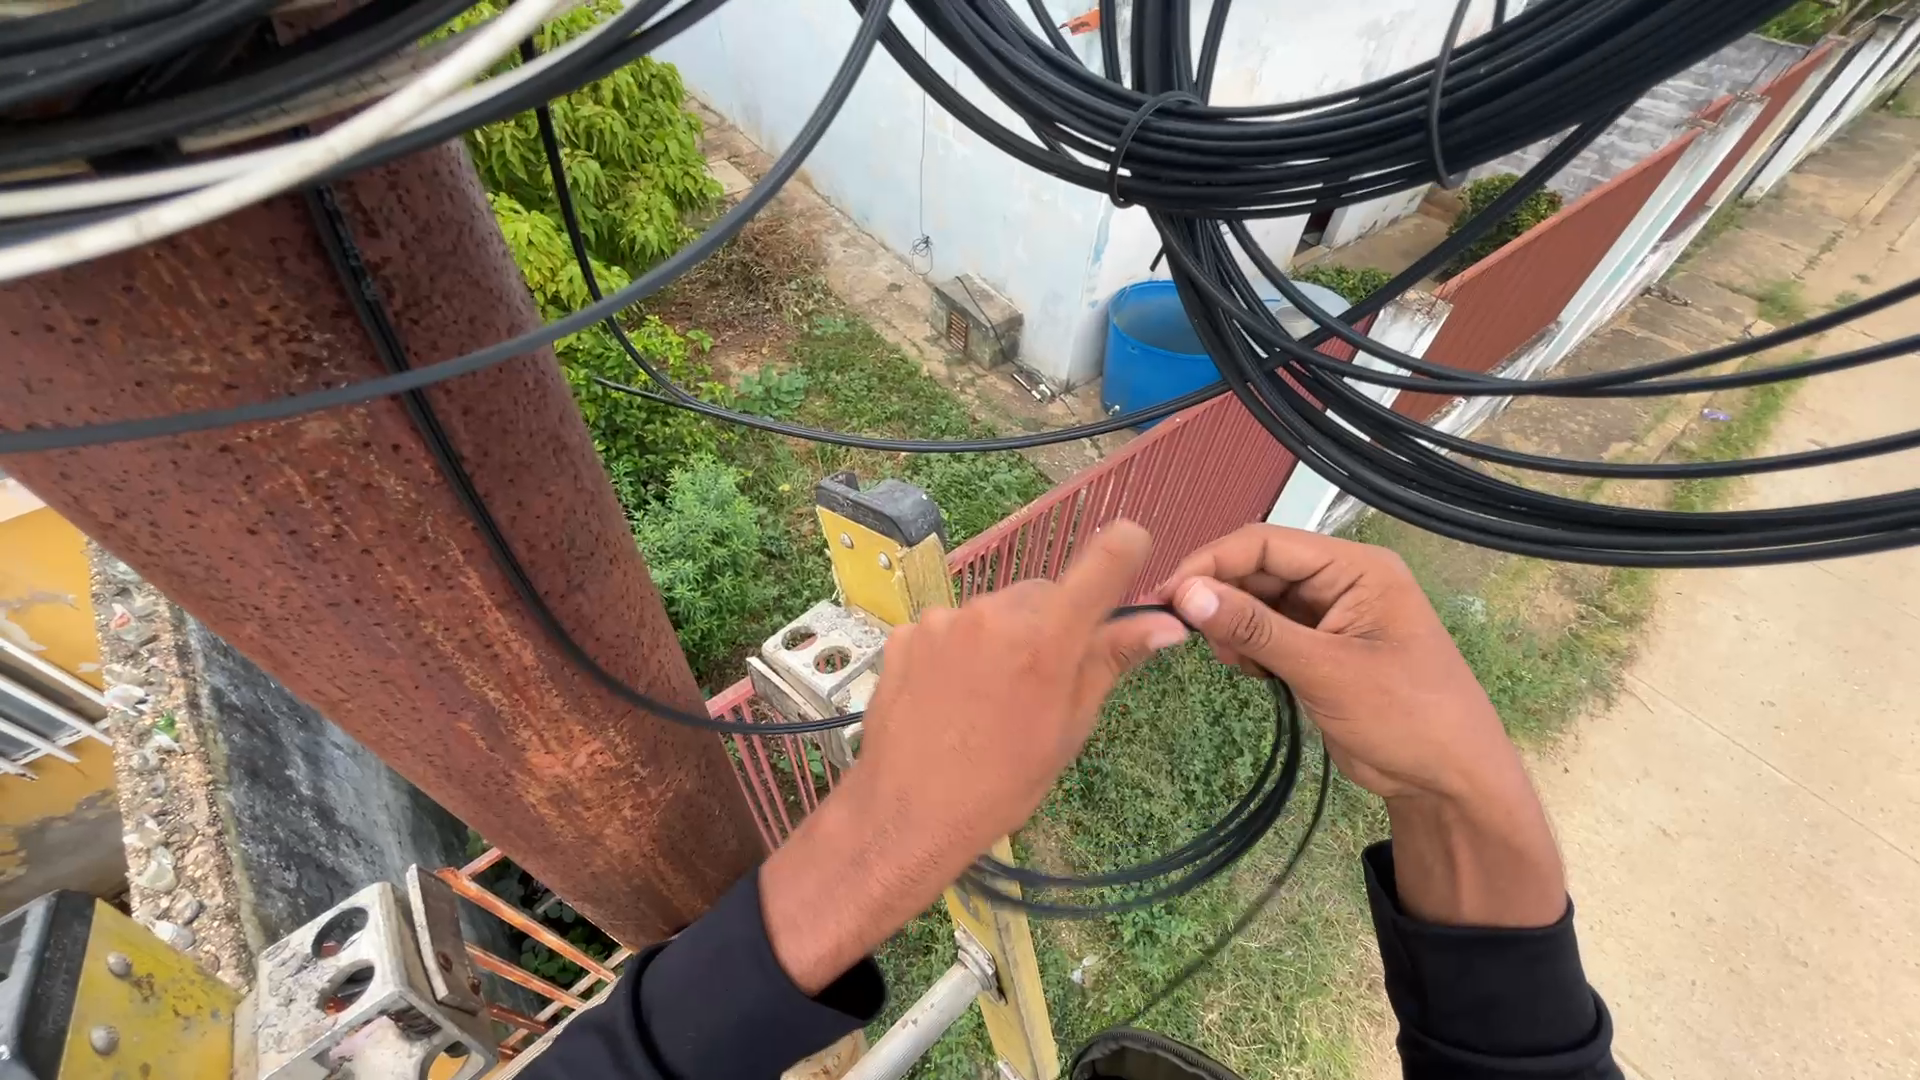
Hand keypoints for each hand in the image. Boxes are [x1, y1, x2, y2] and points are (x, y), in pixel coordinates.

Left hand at [761, 521, 1185, 991]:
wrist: (907, 813)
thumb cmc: (1003, 783)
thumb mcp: (1069, 727)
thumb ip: (1112, 660)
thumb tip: (1168, 624)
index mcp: (1046, 639)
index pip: (1102, 563)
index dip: (1124, 547)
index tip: (1132, 545)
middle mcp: (994, 614)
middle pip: (1041, 594)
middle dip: (1051, 621)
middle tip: (1042, 677)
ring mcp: (943, 620)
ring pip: (993, 611)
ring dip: (1001, 636)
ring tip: (987, 694)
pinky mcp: (906, 632)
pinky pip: (950, 626)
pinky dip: (958, 648)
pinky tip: (950, 692)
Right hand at [1154, 524, 1507, 802]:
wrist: (1449, 786)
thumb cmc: (1406, 718)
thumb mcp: (1326, 670)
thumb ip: (1254, 629)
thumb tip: (1185, 594)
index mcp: (1355, 567)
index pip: (1266, 544)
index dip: (1212, 563)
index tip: (1168, 595)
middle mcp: (1339, 580)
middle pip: (1256, 569)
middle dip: (1219, 597)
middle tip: (1182, 631)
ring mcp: (1326, 613)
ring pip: (1255, 601)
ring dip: (1231, 626)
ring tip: (1237, 662)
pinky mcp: (1315, 645)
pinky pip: (1263, 630)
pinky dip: (1246, 647)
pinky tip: (1252, 672)